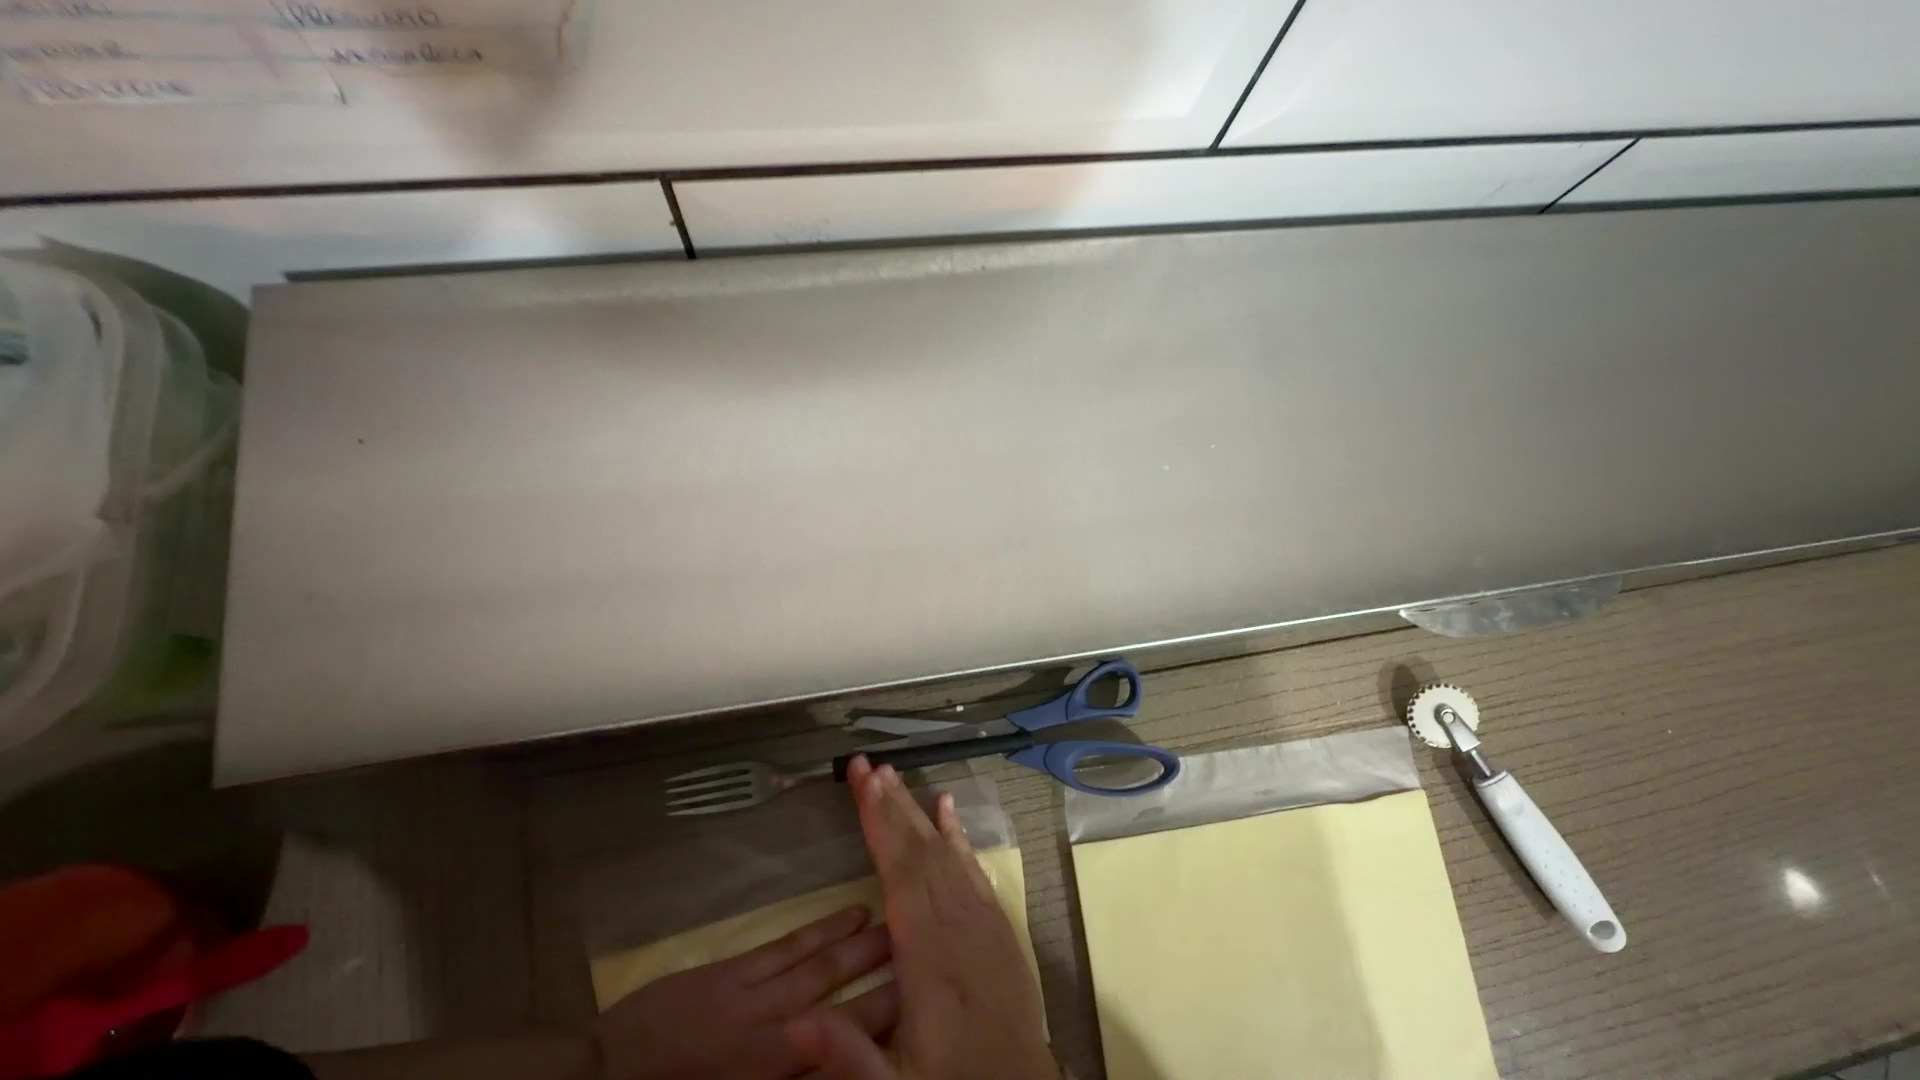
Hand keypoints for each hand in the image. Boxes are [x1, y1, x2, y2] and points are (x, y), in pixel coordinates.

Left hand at [591, 904, 897, 1079]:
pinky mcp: (738, 969)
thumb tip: (839, 1055)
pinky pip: (790, 946)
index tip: (924, 1005)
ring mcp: (760, 997)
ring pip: (825, 968)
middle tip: (930, 958)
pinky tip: (850, 913)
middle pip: (850, 1008)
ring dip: (867, 947)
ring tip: (902, 927)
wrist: (612, 1070)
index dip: (889, 1026)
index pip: (849, 1048)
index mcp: (781, 1072)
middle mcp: (781, 1035)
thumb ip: (798, 1071)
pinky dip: (823, 929)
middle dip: (893, 984)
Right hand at [785, 757, 1058, 1079]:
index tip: (862, 782)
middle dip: (891, 805)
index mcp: (928, 956)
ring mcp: (984, 924)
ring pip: (948, 854)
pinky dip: (959, 837)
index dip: (879, 824)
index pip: (899, 873)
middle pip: (921, 851)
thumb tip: (791, 1022)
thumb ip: (847, 1054)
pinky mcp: (999, 930)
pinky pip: (976, 871)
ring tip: (894, 778)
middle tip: (867, 764)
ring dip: (919, 814)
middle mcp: (958, 927)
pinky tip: (949, 812)